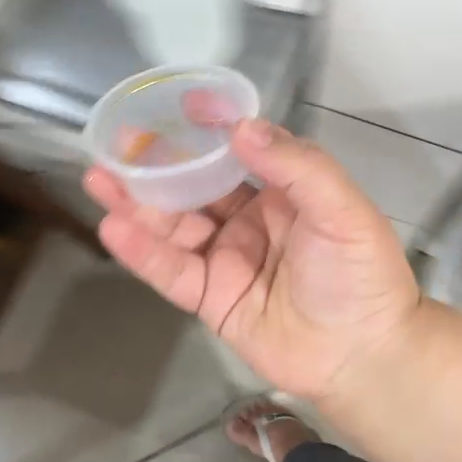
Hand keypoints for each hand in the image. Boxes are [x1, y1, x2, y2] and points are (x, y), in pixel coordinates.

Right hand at [83, 118, 423, 401]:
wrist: (362, 354)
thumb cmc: (361, 274)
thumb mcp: (342, 210)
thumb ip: (298, 167)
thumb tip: (242, 127)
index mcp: (286, 194)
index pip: (241, 152)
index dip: (211, 130)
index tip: (181, 106)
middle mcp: (251, 221)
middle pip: (197, 186)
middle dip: (159, 164)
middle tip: (119, 140)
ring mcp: (228, 260)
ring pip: (175, 225)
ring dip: (138, 203)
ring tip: (99, 175)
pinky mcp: (211, 299)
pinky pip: (172, 271)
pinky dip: (143, 251)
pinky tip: (114, 227)